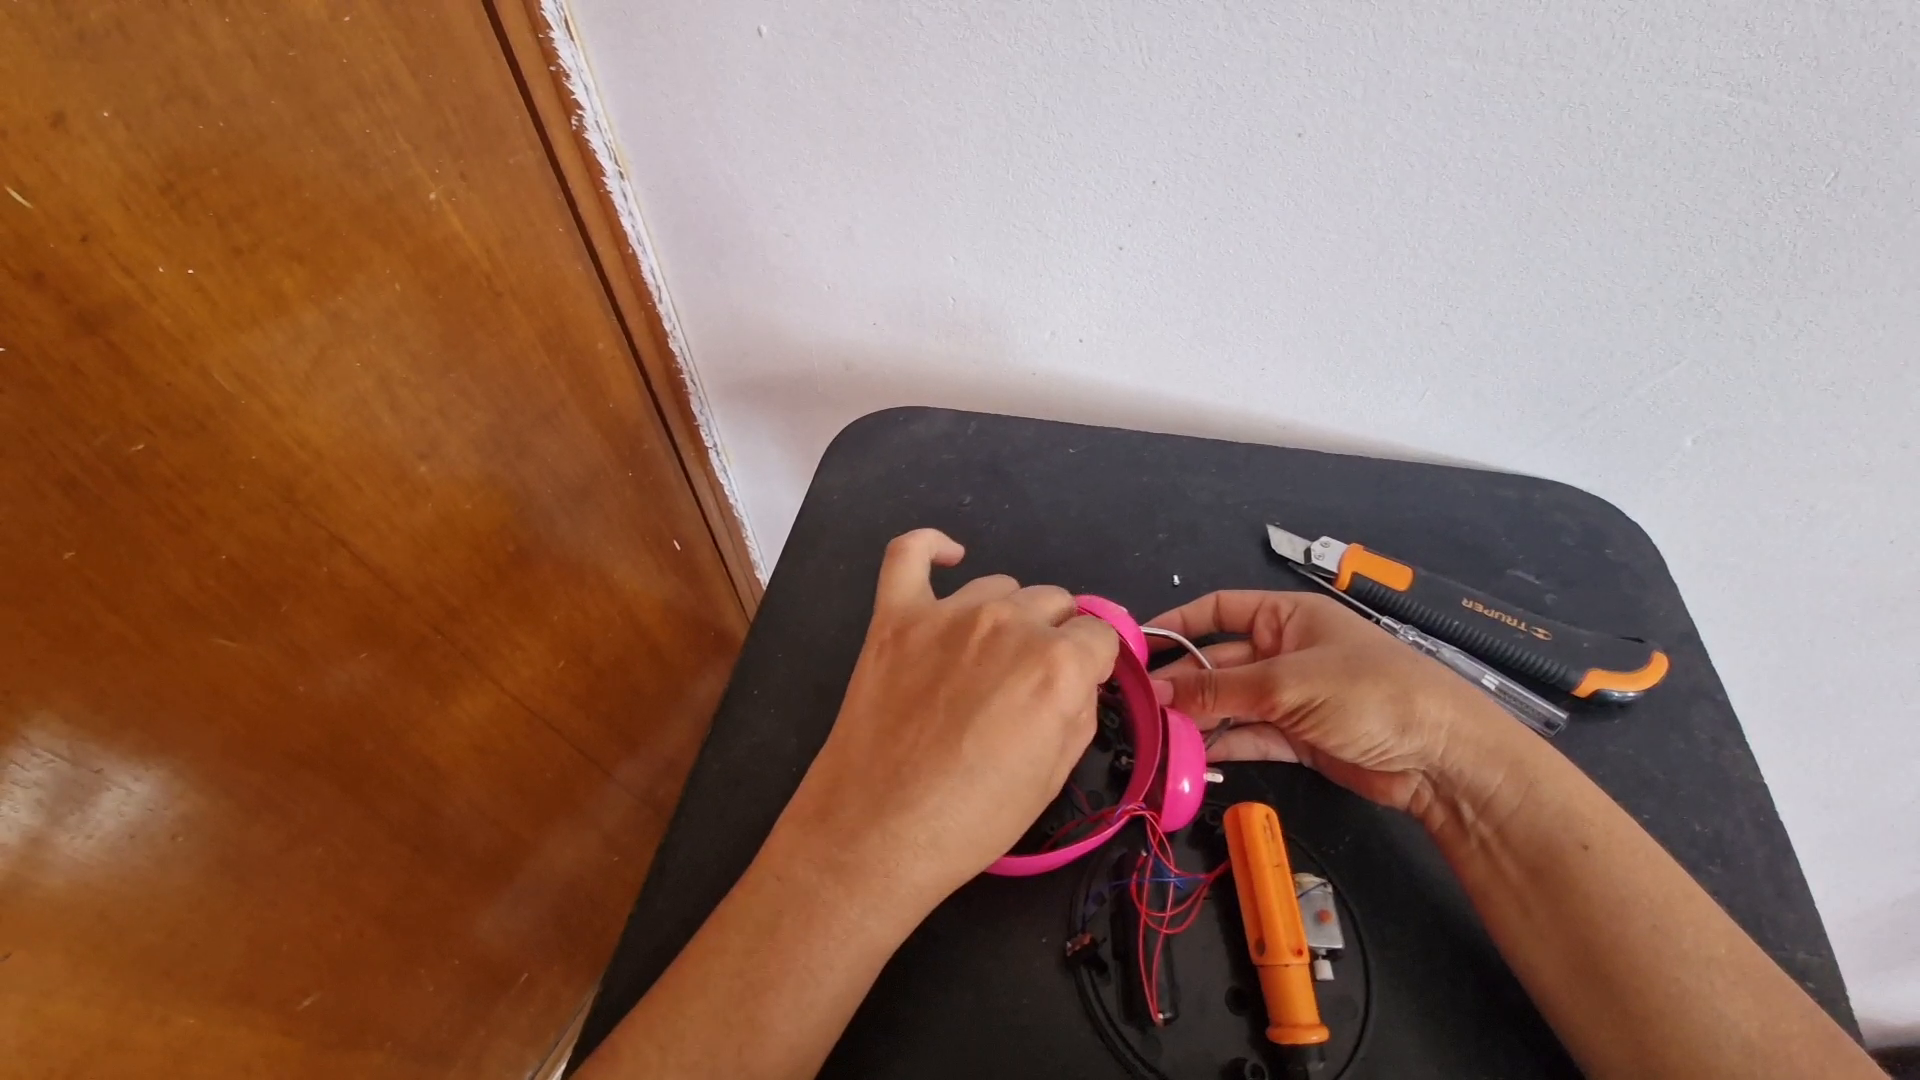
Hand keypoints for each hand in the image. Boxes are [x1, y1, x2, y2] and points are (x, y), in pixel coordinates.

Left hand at [774, 529, 1120, 907]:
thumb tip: (1081, 677)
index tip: (1081, 683)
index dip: (1095, 662)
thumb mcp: (1055, 775)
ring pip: (999, 587)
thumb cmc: (972, 818)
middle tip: (1030, 683)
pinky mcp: (895, 615)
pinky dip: (931, 547)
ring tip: (986, 660)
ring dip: (1007, 615)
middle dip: (1056, 637)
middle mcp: (1008, 624)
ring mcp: (947, 613)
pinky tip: (947, 557)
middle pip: (1054, 603)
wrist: (876, 831)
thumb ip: (1080, 709)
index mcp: (1057, 665)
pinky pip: (910, 553)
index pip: (1100, 634)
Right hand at [1148, 590, 1524, 823]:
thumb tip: (1156, 690)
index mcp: (1287, 618)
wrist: (1443, 759)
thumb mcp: (1287, 684)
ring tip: (1157, 733)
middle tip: (1142, 704)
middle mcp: (1284, 652)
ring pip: (1229, 702)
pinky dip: (1223, 743)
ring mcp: (1291, 696)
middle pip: (1219, 662)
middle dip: (1184, 681)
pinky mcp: (1298, 737)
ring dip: (1198, 717)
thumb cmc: (1368, 692)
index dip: (1179, 623)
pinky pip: (1248, 734)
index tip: (1139, 647)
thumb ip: (1217, 689)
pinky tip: (1191, 754)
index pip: (1220, 610)